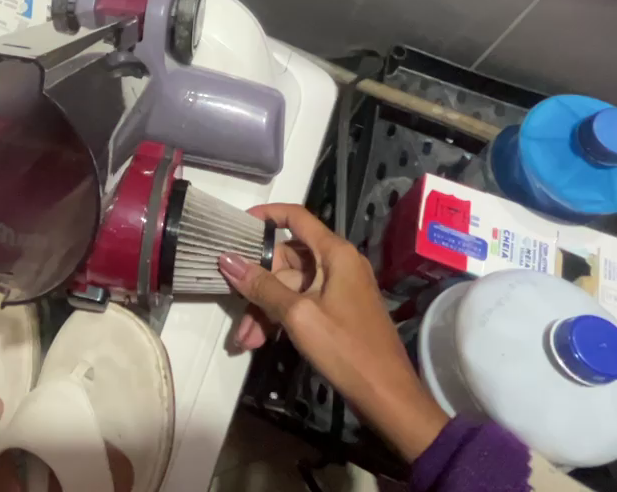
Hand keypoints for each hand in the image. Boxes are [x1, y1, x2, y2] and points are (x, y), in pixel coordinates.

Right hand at [218, 203, 448, 461]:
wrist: (390, 401)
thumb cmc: (347, 349)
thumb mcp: (299, 315)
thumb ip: (262, 286)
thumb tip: (226, 259)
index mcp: (335, 253)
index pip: (296, 217)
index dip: (266, 215)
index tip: (237, 226)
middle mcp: (337, 264)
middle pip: (286, 260)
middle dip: (258, 284)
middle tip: (234, 305)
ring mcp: (337, 289)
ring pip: (289, 286)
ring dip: (265, 310)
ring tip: (244, 340)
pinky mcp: (336, 312)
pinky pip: (300, 304)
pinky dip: (280, 319)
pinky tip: (258, 341)